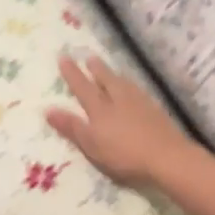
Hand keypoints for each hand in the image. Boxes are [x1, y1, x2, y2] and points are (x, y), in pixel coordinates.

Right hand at [45, 55, 197, 189]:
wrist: (167, 157)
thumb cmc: (124, 155)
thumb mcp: (92, 145)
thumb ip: (71, 127)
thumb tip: (48, 109)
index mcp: (100, 108)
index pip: (82, 87)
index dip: (72, 73)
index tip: (64, 57)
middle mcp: (119, 99)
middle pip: (106, 79)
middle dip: (96, 69)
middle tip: (90, 57)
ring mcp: (140, 103)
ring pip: (124, 83)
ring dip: (114, 75)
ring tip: (111, 71)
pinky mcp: (156, 111)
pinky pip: (138, 91)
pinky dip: (130, 86)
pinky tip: (134, 90)